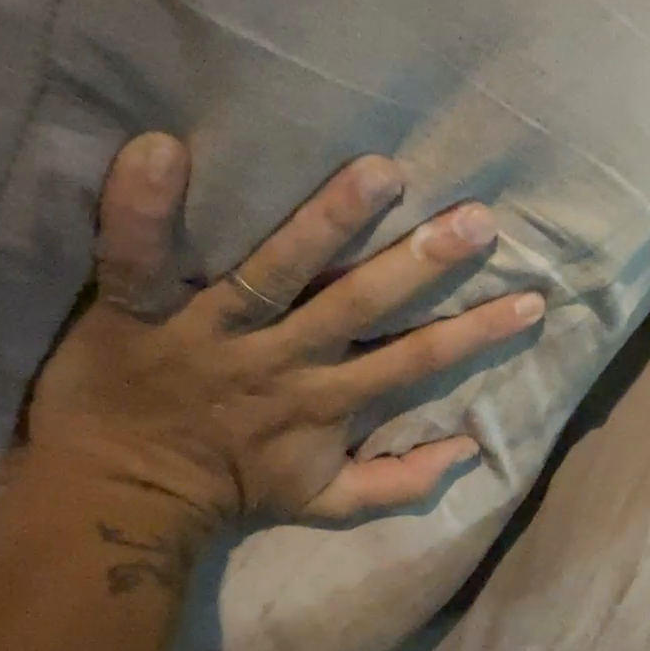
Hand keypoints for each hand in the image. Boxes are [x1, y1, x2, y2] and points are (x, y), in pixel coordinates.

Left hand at [26, 132, 544, 524]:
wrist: (117, 500)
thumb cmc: (234, 489)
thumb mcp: (329, 503)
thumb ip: (402, 481)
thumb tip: (471, 447)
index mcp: (329, 401)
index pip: (419, 358)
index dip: (478, 331)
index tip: (532, 299)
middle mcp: (282, 360)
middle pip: (361, 304)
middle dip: (422, 262)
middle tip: (476, 220)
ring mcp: (212, 332)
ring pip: (276, 269)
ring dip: (328, 220)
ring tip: (381, 171)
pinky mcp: (137, 313)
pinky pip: (137, 257)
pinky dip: (143, 208)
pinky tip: (161, 147)